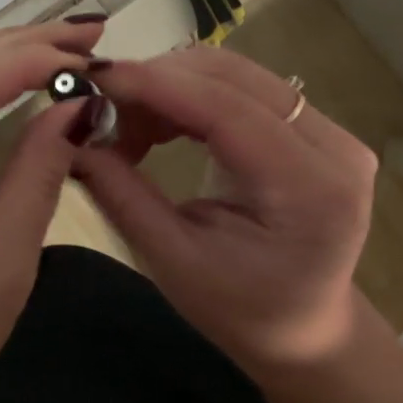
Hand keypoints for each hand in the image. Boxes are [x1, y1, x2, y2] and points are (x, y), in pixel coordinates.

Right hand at [73, 48, 376, 368]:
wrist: (303, 329)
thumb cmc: (240, 309)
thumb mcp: (172, 260)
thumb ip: (122, 192)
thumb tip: (70, 132)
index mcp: (311, 190)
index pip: (226, 110)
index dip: (155, 85)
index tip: (93, 77)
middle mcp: (333, 147)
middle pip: (231, 77)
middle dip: (155, 81)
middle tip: (98, 109)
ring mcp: (327, 130)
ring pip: (230, 73)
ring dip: (166, 85)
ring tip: (122, 126)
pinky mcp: (309, 124)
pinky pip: (237, 86)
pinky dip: (184, 94)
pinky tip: (152, 124)